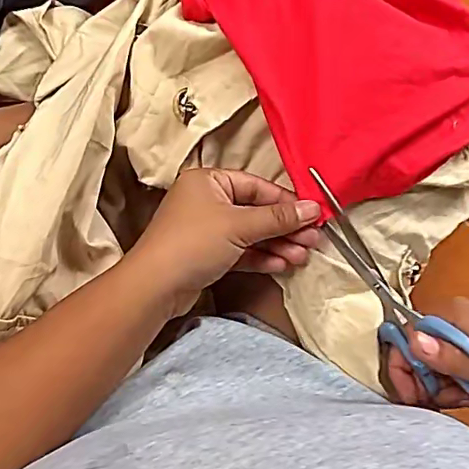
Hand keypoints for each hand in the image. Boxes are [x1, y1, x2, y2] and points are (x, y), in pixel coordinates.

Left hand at [125, 168, 322, 308]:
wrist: (155, 288)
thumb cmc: (191, 244)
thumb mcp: (240, 225)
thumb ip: (278, 217)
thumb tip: (313, 208)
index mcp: (209, 181)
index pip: (257, 186)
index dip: (287, 202)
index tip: (313, 215)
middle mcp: (207, 201)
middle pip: (257, 211)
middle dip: (286, 227)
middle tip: (312, 239)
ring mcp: (207, 230)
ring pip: (251, 234)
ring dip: (278, 245)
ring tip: (302, 256)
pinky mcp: (209, 255)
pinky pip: (242, 252)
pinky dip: (262, 257)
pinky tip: (282, 264)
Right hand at [386, 297, 468, 426]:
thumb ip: (452, 358)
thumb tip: (413, 341)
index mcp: (460, 314)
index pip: (409, 331)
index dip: (405, 363)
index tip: (413, 392)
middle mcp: (458, 322)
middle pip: (415, 349)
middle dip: (421, 380)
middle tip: (440, 400)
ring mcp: (464, 341)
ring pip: (427, 365)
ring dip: (437, 389)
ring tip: (464, 399)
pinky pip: (443, 374)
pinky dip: (449, 391)